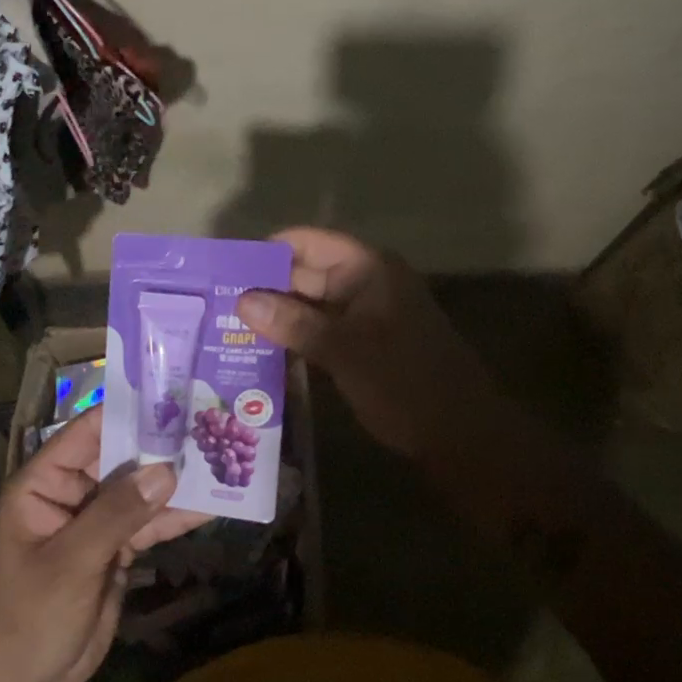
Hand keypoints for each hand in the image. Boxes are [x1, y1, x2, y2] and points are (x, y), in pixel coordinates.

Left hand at [0, 408, 209, 681]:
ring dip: (174, 481)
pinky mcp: (114, 548)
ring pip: (139, 490)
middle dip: (159, 445)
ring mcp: (94, 520)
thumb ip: (117, 514)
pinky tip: (211, 505)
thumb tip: (166, 469)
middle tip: (207, 422)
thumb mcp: (72, 562)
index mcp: (42, 483)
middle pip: (119, 457)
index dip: (125, 412)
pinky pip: (147, 524)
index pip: (85, 433)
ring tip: (220, 458)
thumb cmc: (32, 615)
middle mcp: (69, 492)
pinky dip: (176, 517)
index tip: (170, 394)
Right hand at [237, 227, 499, 456]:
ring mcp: (368, 316)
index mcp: (369, 269)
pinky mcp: (366, 347)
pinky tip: (261, 356)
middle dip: (264, 289)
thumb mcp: (345, 352)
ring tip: (226, 331)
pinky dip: (296, 339)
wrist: (466, 439)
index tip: (224, 272)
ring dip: (277, 317)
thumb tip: (242, 300)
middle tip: (215, 308)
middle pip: (305, 274)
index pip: (308, 242)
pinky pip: (322, 332)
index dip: (267, 252)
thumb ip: (294, 323)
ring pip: (311, 306)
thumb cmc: (407, 384)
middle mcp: (367, 284)